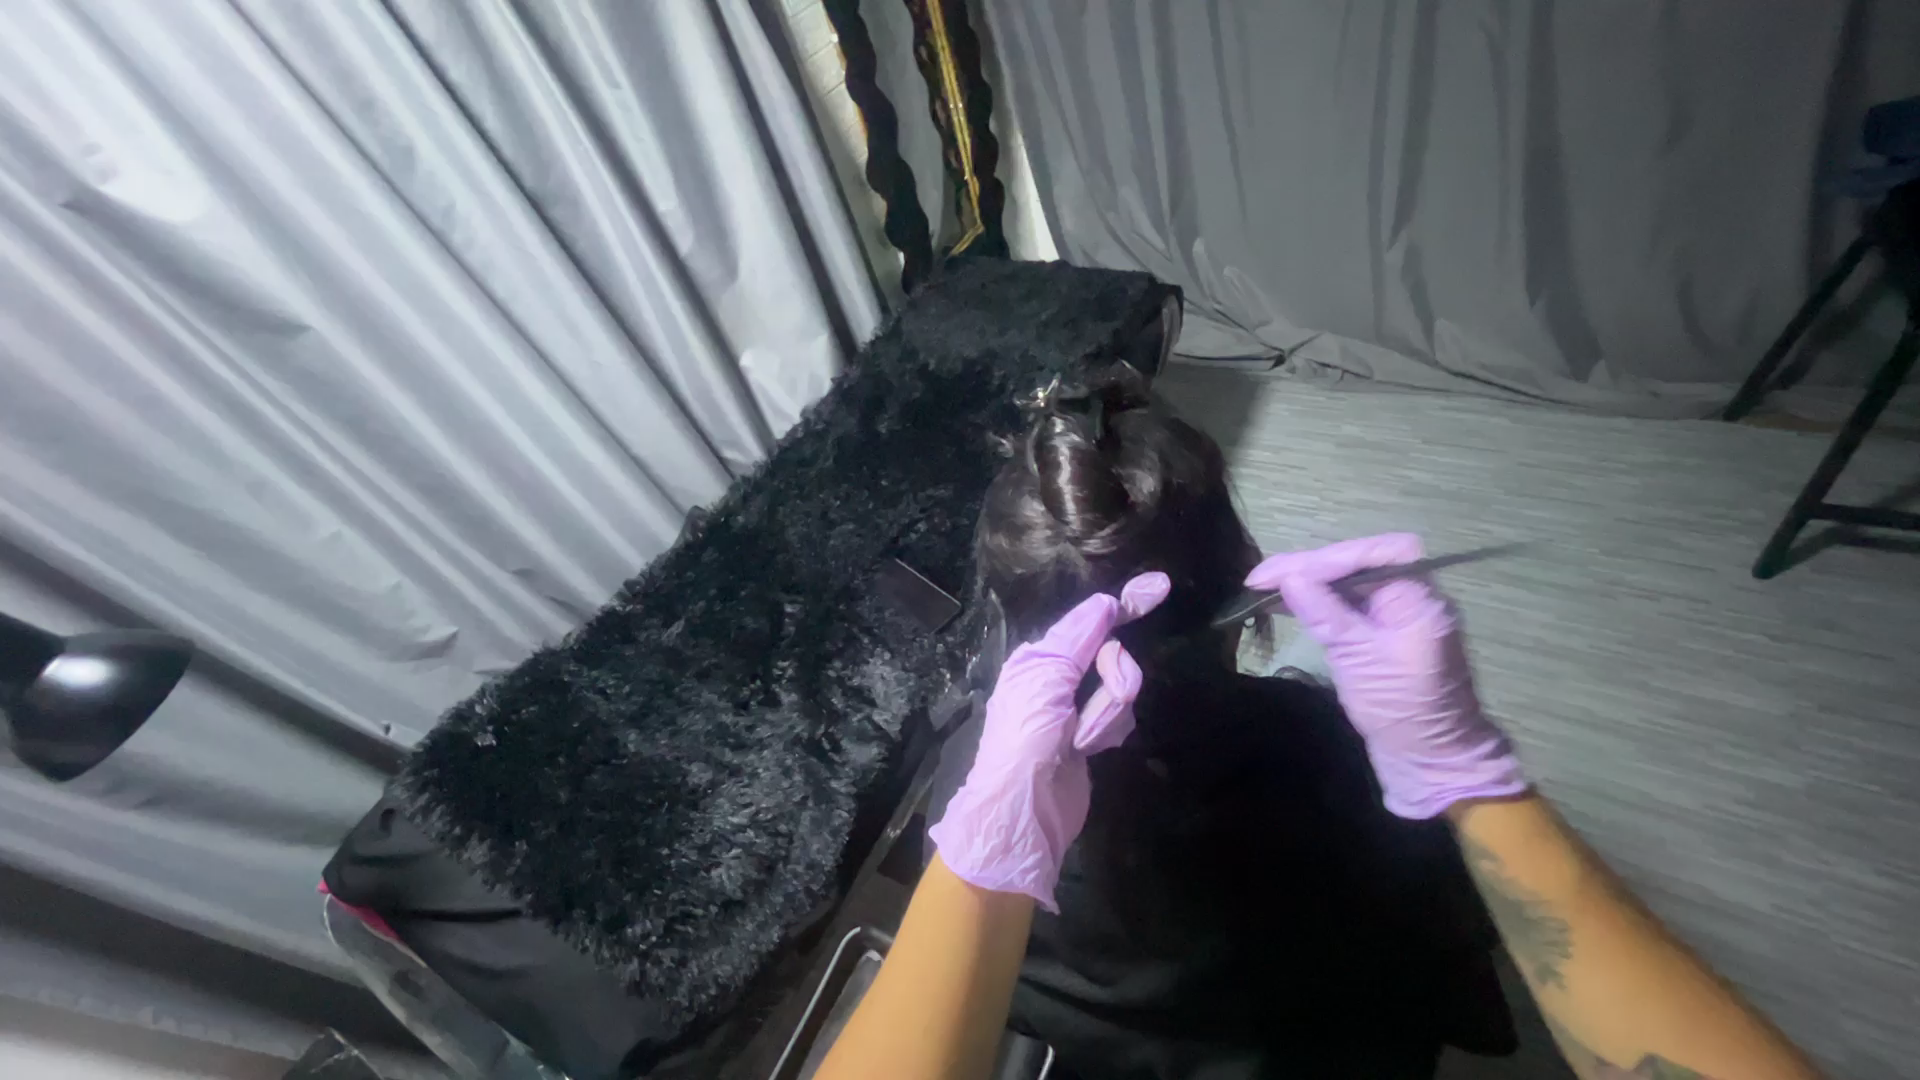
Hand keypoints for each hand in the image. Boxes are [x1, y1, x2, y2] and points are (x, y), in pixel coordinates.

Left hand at [928, 573, 1169, 910]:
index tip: (1160, 587)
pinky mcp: (1092, 734)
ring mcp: (1077, 706)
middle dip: (1112, 682)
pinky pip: (1120, 715)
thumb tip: (1105, 603)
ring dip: (1107, 714)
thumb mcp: (1046, 679)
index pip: (1089, 620)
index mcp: (1040, 656)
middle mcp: (1058, 675)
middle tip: (1086, 714)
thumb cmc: (1026, 738)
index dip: (1124, 605)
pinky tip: (1090, 750)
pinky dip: (1109, 730)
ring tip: (1082, 739)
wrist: (1026, 810)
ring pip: (1121, 687)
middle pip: (1113, 654)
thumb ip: (1078, 638)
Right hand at [1245, 533, 1526, 818]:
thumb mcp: (1360, 658)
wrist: (1429, 760)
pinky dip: (1312, 599)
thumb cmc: (1402, 709)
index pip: (1379, 552)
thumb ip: (1326, 613)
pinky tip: (1282, 602)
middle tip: (1258, 578)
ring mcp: (1392, 616)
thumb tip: (1290, 577)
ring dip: (1304, 581)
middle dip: (1308, 566)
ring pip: (1345, 582)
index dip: (1331, 556)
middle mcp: (1409, 598)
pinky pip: (1342, 603)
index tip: (1286, 573)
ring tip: (1260, 586)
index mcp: (1419, 599)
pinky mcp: (1375, 634)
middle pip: (1357, 563)